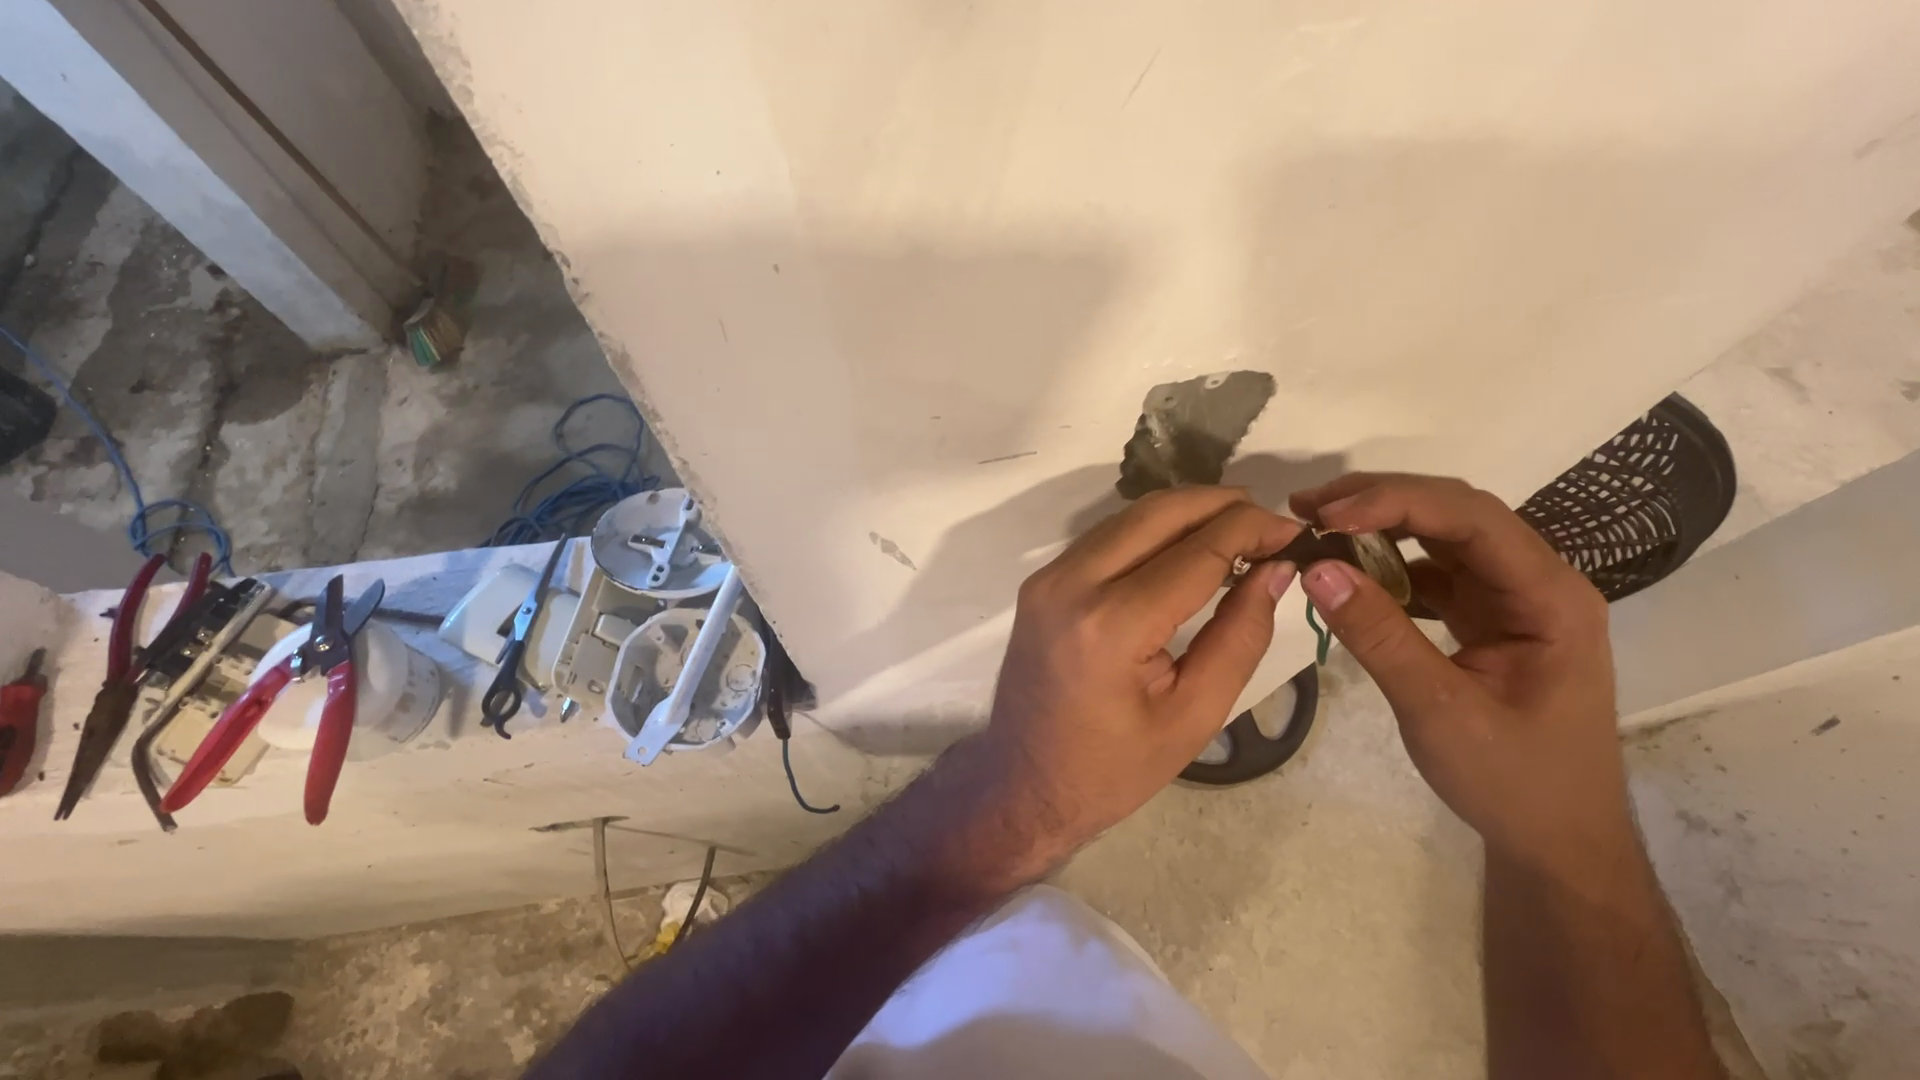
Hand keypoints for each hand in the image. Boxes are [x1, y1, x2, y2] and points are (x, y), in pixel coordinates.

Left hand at [982, 486, 1300, 860]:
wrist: (1024, 782)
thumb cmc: (1113, 768)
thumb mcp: (1194, 714)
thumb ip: (1240, 635)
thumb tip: (1276, 568)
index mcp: (1111, 625)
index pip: (1198, 550)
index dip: (1253, 530)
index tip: (1296, 531)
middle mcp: (1072, 584)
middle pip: (1158, 513)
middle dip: (1222, 505)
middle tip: (1270, 524)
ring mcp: (1048, 578)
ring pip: (1129, 517)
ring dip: (1186, 513)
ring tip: (1239, 534)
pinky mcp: (1041, 582)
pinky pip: (1105, 537)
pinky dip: (1151, 531)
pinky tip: (1187, 550)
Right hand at [1289, 473, 1632, 876]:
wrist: (1557, 840)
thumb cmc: (1512, 780)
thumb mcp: (1438, 709)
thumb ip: (1379, 635)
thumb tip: (1316, 569)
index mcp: (1549, 596)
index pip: (1470, 518)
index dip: (1394, 503)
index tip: (1325, 517)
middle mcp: (1537, 583)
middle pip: (1458, 514)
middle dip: (1381, 502)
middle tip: (1307, 509)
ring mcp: (1514, 600)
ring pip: (1444, 538)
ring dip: (1381, 527)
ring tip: (1318, 529)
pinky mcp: (1489, 619)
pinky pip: (1436, 573)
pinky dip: (1388, 566)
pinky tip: (1350, 574)